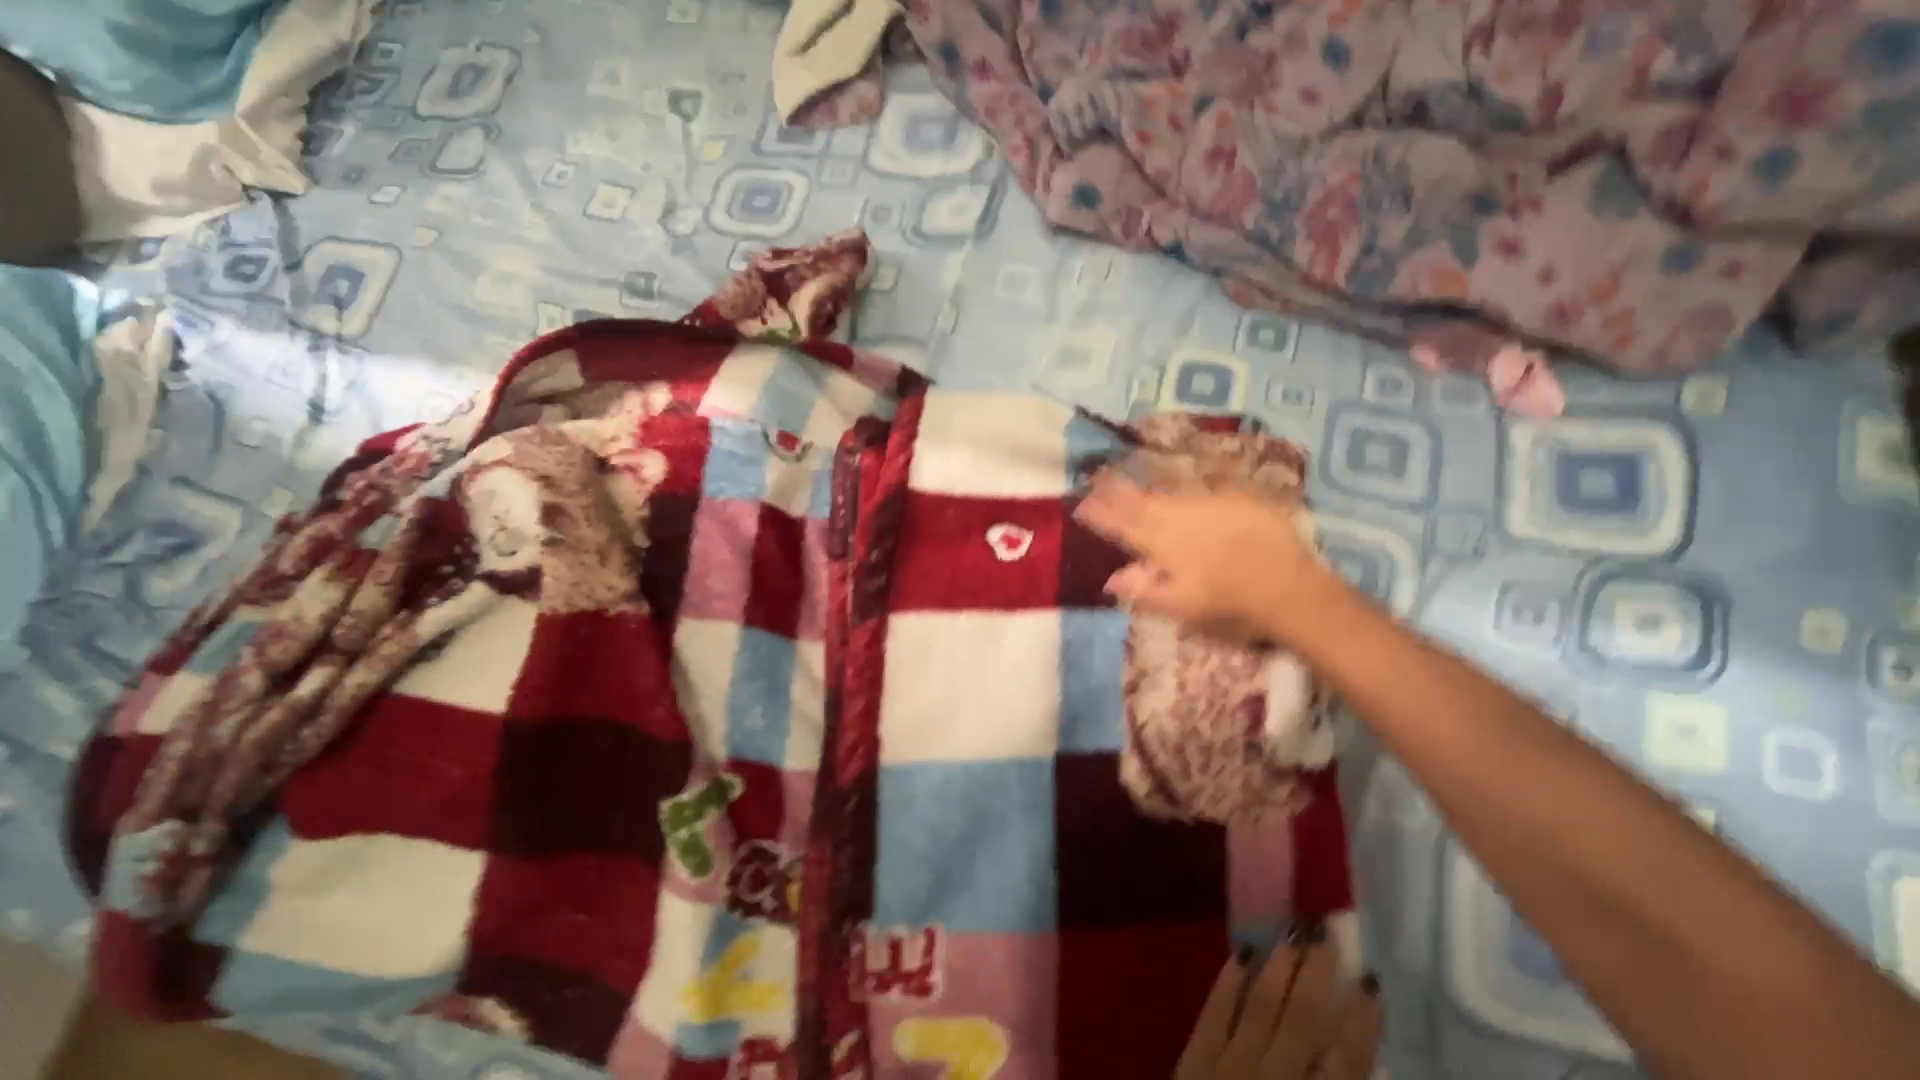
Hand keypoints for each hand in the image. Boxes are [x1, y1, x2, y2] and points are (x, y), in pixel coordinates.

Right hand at [1073, 470, 1340, 645]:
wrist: (1289, 587)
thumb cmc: (1229, 606)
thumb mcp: (1181, 607)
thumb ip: (1144, 590)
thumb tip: (1112, 579)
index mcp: (1162, 544)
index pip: (1122, 525)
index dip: (1100, 514)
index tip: (1081, 503)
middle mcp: (1180, 517)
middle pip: (1142, 501)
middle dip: (1118, 490)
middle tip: (1100, 478)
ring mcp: (1210, 505)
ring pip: (1170, 495)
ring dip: (1149, 490)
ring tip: (1135, 486)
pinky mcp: (1238, 500)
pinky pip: (1203, 493)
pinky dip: (1186, 494)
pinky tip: (1185, 495)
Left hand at [1175, 941, 1381, 1079]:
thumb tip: (1360, 1069)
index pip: (1345, 1066)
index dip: (1361, 1024)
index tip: (1371, 981)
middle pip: (1300, 1023)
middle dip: (1315, 975)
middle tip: (1325, 930)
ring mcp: (1225, 1071)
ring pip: (1258, 1009)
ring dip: (1278, 969)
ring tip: (1292, 932)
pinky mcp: (1190, 1066)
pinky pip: (1211, 1016)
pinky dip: (1226, 985)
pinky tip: (1240, 954)